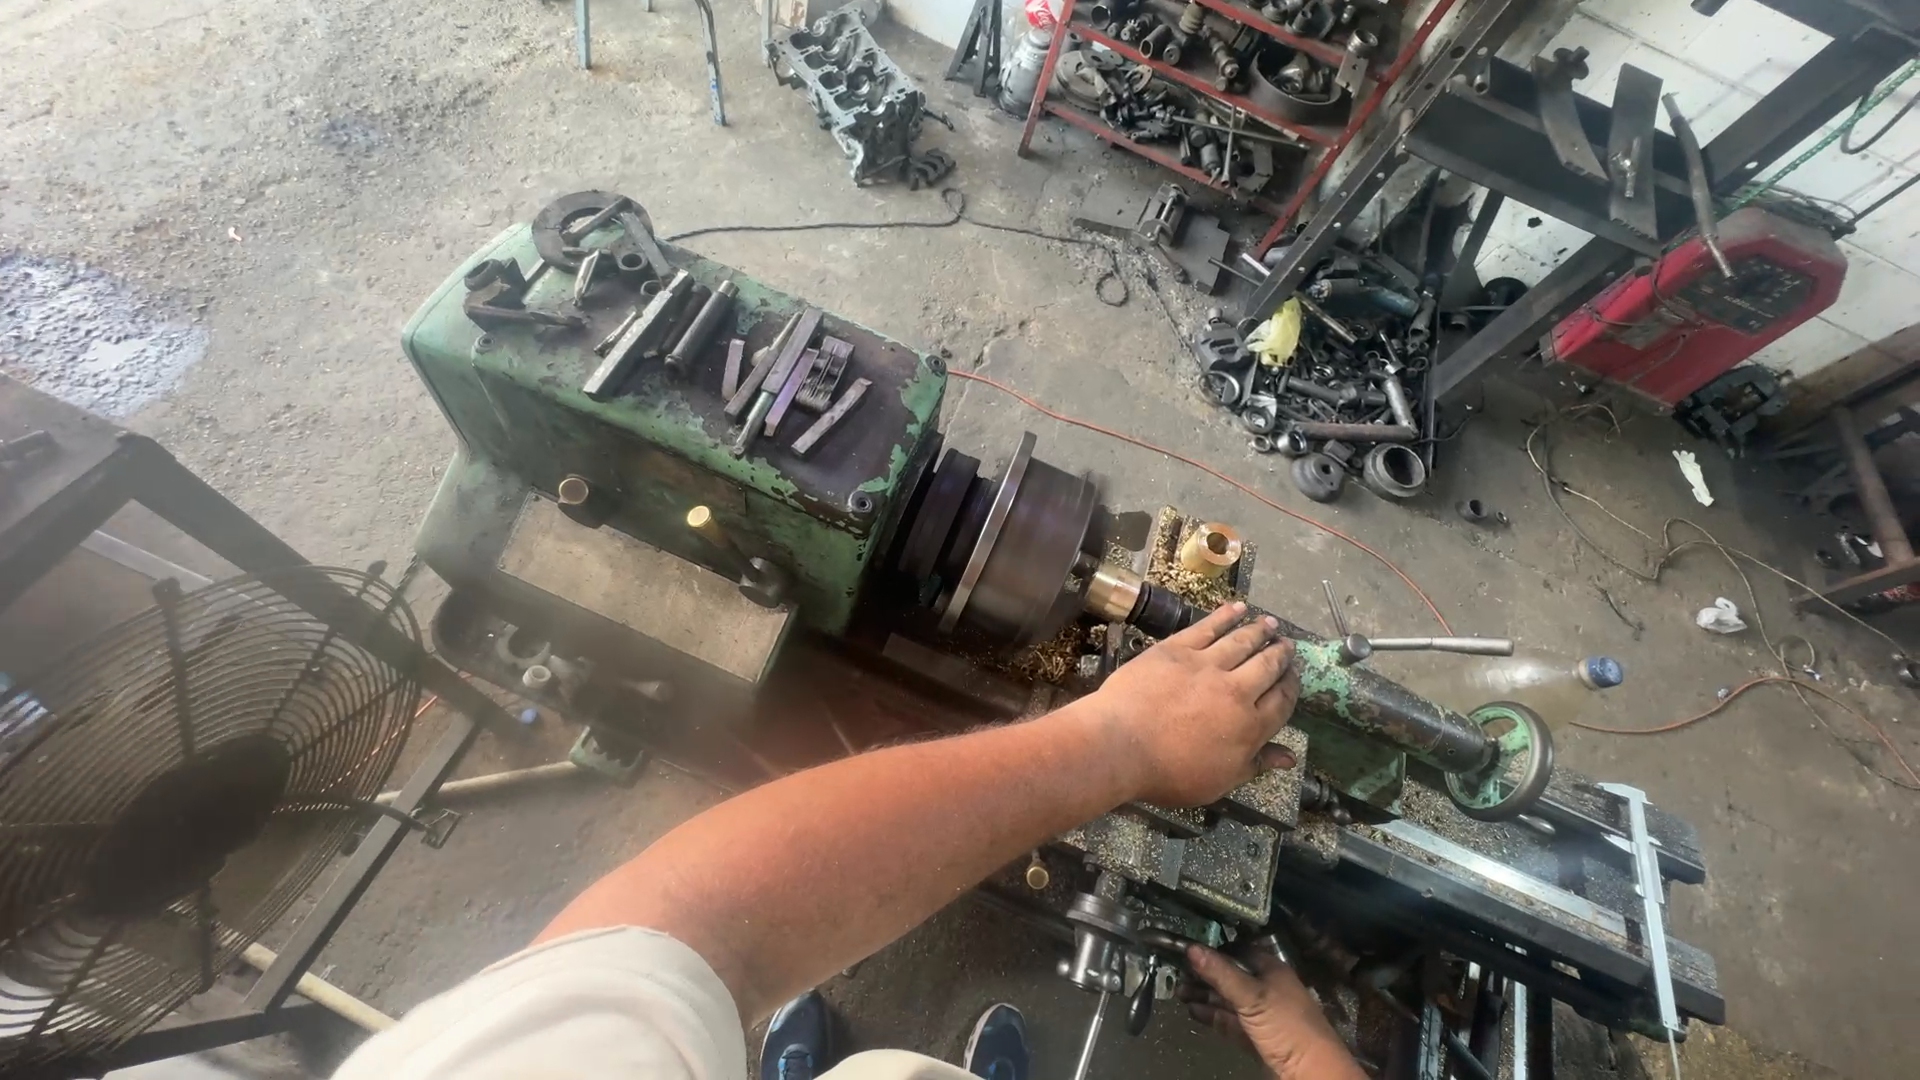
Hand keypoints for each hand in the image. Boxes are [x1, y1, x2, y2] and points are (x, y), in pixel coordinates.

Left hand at [1092, 601, 1299, 806]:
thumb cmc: (1167, 772)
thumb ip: (1255, 765)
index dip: (1291, 686)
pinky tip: (1238, 608)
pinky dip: (1225, 616)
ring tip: (1270, 623)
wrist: (1121, 744)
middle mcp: (1235, 691)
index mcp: (1249, 727)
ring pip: (1241, 642)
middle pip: (1266, 667)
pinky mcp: (1177, 649)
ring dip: (1259, 631)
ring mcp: (1205, 666)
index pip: (1281, 701)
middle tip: (1288, 644)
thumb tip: (1289, 758)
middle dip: (1280, 654)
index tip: (1294, 675)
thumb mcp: (1218, 781)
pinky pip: (1207, 627)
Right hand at [1182, 946, 1364, 1079]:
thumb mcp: (1252, 996)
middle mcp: (1264, 988)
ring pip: (1227, 999)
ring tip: (1178, 992)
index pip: (1234, 951)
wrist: (1315, 1077)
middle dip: (1203, 975)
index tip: (1184, 950)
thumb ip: (1221, 972)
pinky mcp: (1255, 1037)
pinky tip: (1193, 1011)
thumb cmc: (1287, 1027)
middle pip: (1228, 976)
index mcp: (1269, 969)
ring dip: (1203, 995)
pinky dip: (1211, 1015)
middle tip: (1175, 973)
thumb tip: (1190, 947)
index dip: (1210, 950)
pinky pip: (1229, 1021)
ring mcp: (1260, 1014)